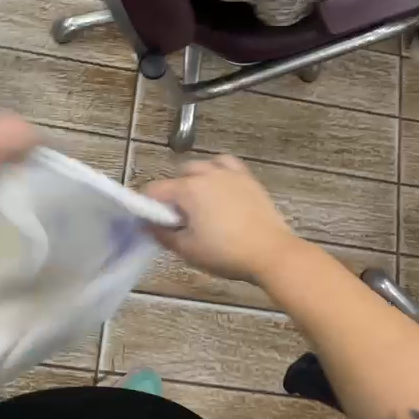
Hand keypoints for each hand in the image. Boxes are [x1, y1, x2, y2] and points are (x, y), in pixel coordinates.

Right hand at [142, 156, 309, 283]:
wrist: (270, 252)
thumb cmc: (225, 253)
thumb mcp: (188, 250)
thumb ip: (163, 235)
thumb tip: (149, 224)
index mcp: (188, 190)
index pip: (155, 190)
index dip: (148, 205)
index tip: (153, 222)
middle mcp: (206, 174)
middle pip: (178, 176)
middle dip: (173, 193)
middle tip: (179, 218)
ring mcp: (229, 173)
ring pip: (202, 167)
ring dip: (194, 180)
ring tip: (199, 202)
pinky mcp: (247, 178)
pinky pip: (226, 165)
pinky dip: (218, 171)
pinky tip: (219, 186)